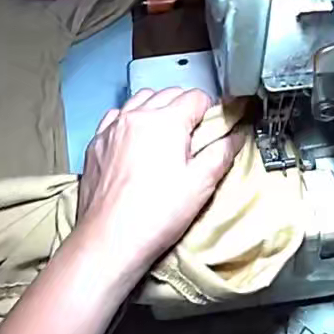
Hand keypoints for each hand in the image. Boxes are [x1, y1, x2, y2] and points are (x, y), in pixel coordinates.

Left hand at [73, 87, 240, 276]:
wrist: (109, 240)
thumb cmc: (156, 215)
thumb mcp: (201, 184)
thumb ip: (222, 153)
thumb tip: (237, 135)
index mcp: (165, 122)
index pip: (196, 97)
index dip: (211, 111)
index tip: (214, 128)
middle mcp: (136, 116)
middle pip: (169, 93)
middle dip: (186, 107)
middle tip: (195, 135)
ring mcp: (112, 129)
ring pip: (140, 99)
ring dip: (158, 108)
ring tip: (166, 134)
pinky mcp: (96, 144)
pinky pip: (116, 117)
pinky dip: (130, 119)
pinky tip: (136, 140)